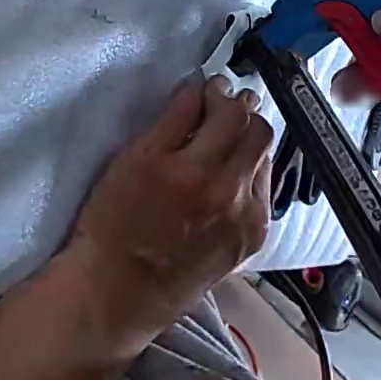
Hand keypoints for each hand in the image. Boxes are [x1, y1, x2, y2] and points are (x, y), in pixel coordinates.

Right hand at [62, 77, 272, 348]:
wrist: (119, 293)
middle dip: (243, 111)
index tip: (211, 88)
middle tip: (223, 107)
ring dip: (249, 139)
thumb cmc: (114, 222)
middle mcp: (227, 195)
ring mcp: (246, 219)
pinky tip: (228, 174)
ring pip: (265, 156)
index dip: (221, 92)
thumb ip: (173, 119)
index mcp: (193, 172)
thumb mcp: (133, 161)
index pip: (229, 112)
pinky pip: (263, 188)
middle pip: (259, 130)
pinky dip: (250, 172)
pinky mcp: (253, 237)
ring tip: (225, 139)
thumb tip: (200, 87)